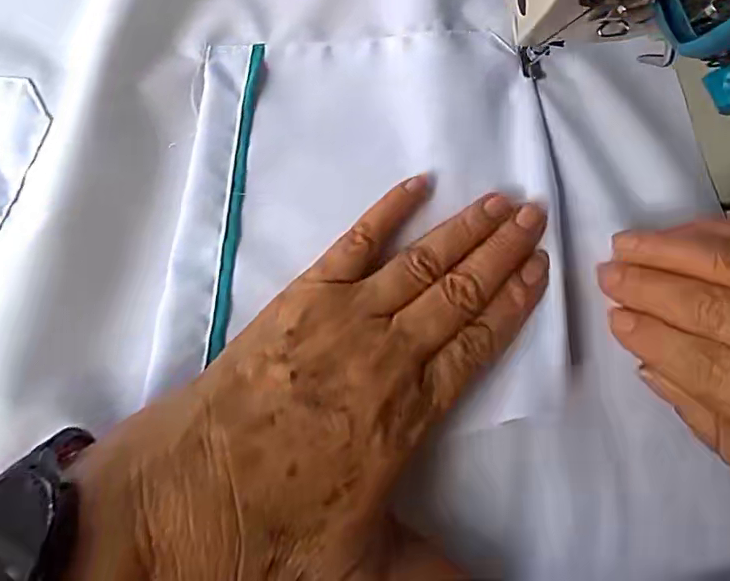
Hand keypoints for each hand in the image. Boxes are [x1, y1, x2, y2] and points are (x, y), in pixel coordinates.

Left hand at [67, 177, 551, 579]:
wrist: (188, 493)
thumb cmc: (274, 530)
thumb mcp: (366, 566)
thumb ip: (434, 569)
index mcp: (409, 412)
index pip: (477, 342)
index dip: (513, 303)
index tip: (541, 268)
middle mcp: (385, 352)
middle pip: (458, 291)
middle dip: (501, 251)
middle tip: (534, 214)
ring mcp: (342, 315)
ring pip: (419, 262)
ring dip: (462, 229)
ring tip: (499, 200)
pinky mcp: (303, 294)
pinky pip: (354, 242)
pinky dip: (387, 211)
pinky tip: (417, 186)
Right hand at [597, 218, 729, 580]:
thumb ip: (718, 428)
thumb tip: (650, 364)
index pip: (710, 364)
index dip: (652, 336)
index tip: (612, 316)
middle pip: (714, 304)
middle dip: (649, 285)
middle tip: (606, 274)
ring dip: (670, 248)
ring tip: (626, 244)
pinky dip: (714, 230)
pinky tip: (679, 231)